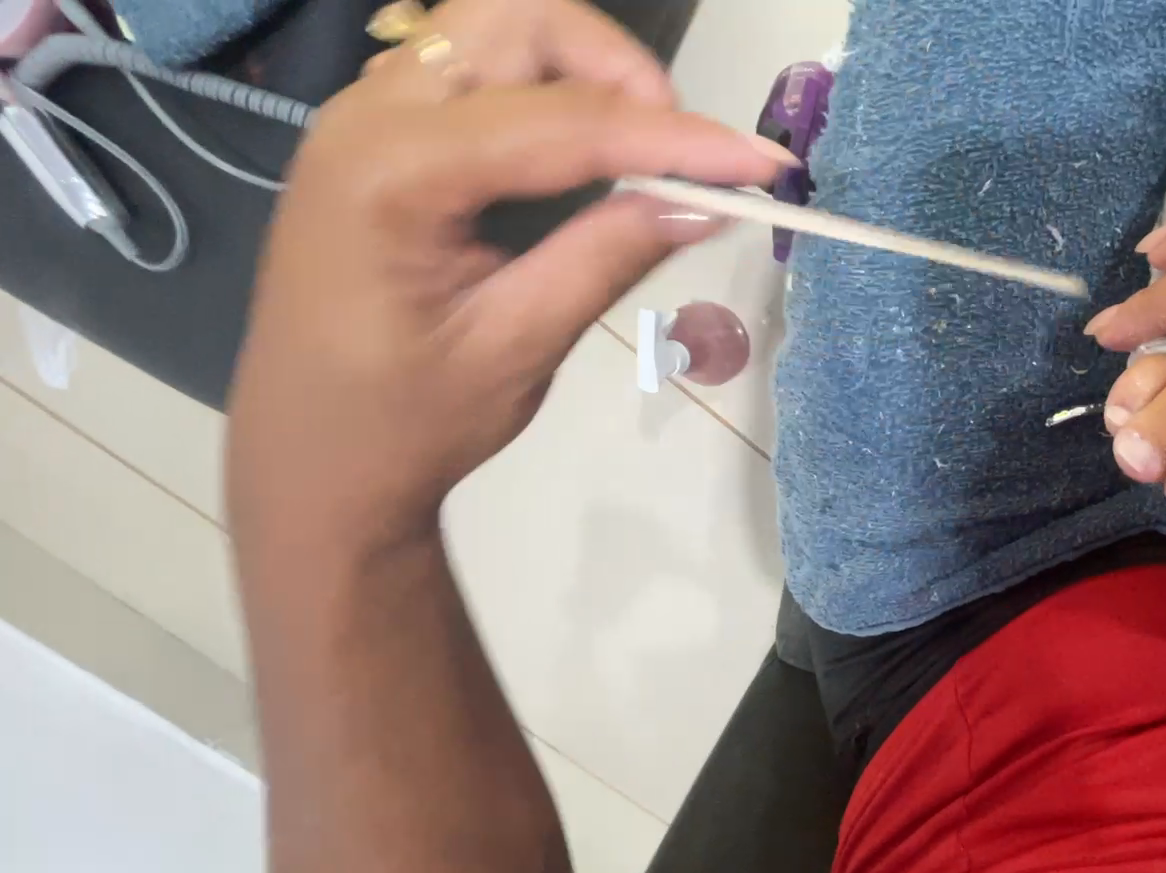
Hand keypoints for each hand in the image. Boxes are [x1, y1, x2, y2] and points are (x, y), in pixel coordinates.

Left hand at [226, 0, 794, 558]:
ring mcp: (377, 116)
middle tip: (686, 154)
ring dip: (593, 75)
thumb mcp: (522, 344)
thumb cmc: (410, 417)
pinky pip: (488, 78)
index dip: (677, 139)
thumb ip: (607, 258)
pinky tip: (598, 162)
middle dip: (622, 70)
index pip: (565, 123)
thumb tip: (704, 205)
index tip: (762, 164)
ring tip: (652, 157)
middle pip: (517, 22)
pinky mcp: (396, 139)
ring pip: (502, 34)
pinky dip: (560, 99)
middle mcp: (374, 112)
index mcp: (395, 170)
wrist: (319, 452)